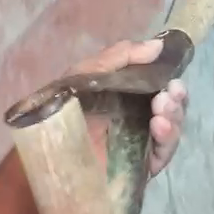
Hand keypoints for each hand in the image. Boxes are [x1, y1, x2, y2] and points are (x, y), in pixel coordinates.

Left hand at [69, 38, 189, 175]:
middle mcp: (138, 119)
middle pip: (172, 105)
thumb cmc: (57, 116)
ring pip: (173, 126)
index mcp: (127, 98)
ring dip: (175, 113)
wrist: (36, 165)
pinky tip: (159, 126)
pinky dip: (169, 136)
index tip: (172, 75)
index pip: (161, 86)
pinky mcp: (140, 168)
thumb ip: (119, 56)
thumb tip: (158, 46)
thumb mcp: (83, 76)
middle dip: (177, 97)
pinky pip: (164, 152)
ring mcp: (141, 144)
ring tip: (163, 106)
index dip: (171, 79)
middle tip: (170, 92)